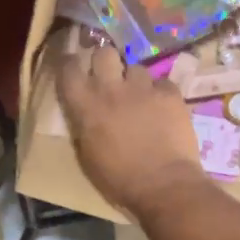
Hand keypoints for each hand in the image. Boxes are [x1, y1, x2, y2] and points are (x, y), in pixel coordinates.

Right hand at [56, 45, 208, 217]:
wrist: (164, 186)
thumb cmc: (119, 180)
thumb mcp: (87, 156)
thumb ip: (84, 126)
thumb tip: (85, 113)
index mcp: (86, 106)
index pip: (69, 68)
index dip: (71, 65)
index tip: (74, 70)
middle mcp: (111, 88)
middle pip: (104, 53)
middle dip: (106, 63)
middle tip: (110, 79)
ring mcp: (144, 88)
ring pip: (136, 68)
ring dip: (135, 81)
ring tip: (141, 99)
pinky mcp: (170, 94)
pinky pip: (162, 83)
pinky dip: (161, 94)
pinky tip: (163, 110)